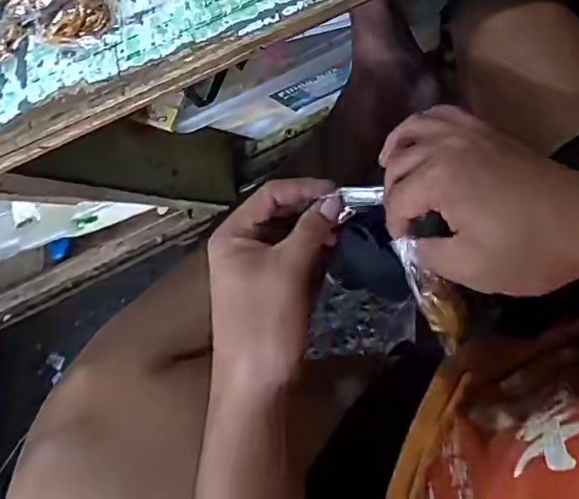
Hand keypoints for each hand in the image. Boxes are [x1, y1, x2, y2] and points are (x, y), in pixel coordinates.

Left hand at [206, 178, 341, 391]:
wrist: (256, 389)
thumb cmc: (265, 322)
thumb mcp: (290, 268)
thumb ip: (312, 227)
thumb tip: (336, 199)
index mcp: (233, 235)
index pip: (270, 194)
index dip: (304, 188)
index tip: (338, 192)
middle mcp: (240, 245)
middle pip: (280, 211)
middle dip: (312, 208)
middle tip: (345, 209)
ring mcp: (254, 266)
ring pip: (289, 232)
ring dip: (315, 227)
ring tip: (343, 227)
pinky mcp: (270, 285)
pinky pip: (293, 254)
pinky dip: (313, 248)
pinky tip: (334, 248)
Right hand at [380, 105, 578, 295]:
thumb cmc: (529, 248)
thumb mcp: (474, 268)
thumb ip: (431, 255)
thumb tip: (414, 244)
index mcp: (438, 177)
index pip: (397, 199)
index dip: (395, 225)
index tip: (405, 246)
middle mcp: (446, 145)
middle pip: (401, 160)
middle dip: (392, 189)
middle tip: (399, 216)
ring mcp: (469, 131)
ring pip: (417, 126)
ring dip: (398, 143)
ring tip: (389, 161)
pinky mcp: (488, 130)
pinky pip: (446, 113)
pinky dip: (427, 121)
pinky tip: (426, 136)